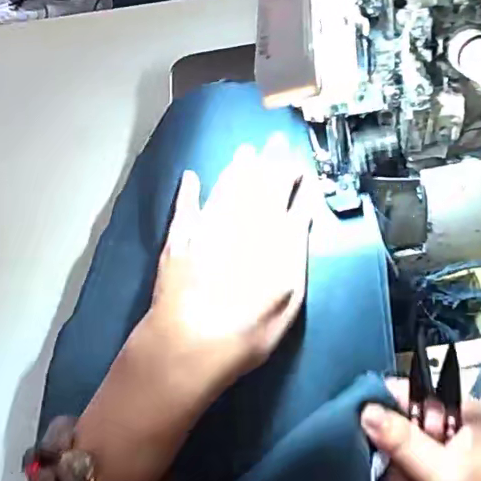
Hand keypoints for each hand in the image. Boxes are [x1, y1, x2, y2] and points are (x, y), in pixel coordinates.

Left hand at [142, 132, 316, 387]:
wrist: (192, 341)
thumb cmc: (251, 326)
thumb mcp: (290, 293)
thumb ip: (296, 248)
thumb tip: (300, 214)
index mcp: (273, 236)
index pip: (288, 197)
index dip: (294, 178)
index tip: (300, 164)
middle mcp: (242, 223)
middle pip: (258, 185)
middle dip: (269, 161)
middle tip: (275, 140)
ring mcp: (208, 227)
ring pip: (226, 187)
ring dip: (237, 168)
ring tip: (245, 151)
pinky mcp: (180, 238)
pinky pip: (186, 207)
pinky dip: (189, 191)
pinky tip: (192, 178)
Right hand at [360, 380, 480, 480]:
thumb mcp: (447, 477)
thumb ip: (403, 441)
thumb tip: (364, 408)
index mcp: (457, 412)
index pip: (404, 393)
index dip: (384, 415)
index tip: (379, 445)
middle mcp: (445, 431)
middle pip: (392, 434)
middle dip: (401, 474)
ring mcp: (436, 463)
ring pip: (393, 467)